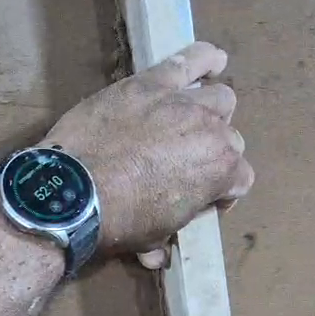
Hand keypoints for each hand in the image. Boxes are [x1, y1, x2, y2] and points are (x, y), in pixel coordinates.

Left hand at [42, 41, 253, 262]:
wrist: (74, 191)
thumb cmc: (116, 220)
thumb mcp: (148, 238)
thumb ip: (161, 240)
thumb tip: (157, 256)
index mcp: (220, 172)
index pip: (240, 180)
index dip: (221, 193)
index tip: (201, 200)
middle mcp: (211, 131)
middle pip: (229, 138)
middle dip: (213, 154)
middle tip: (186, 165)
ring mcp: (182, 102)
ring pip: (218, 98)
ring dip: (211, 111)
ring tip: (195, 120)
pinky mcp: (150, 83)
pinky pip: (189, 59)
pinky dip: (203, 59)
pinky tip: (211, 61)